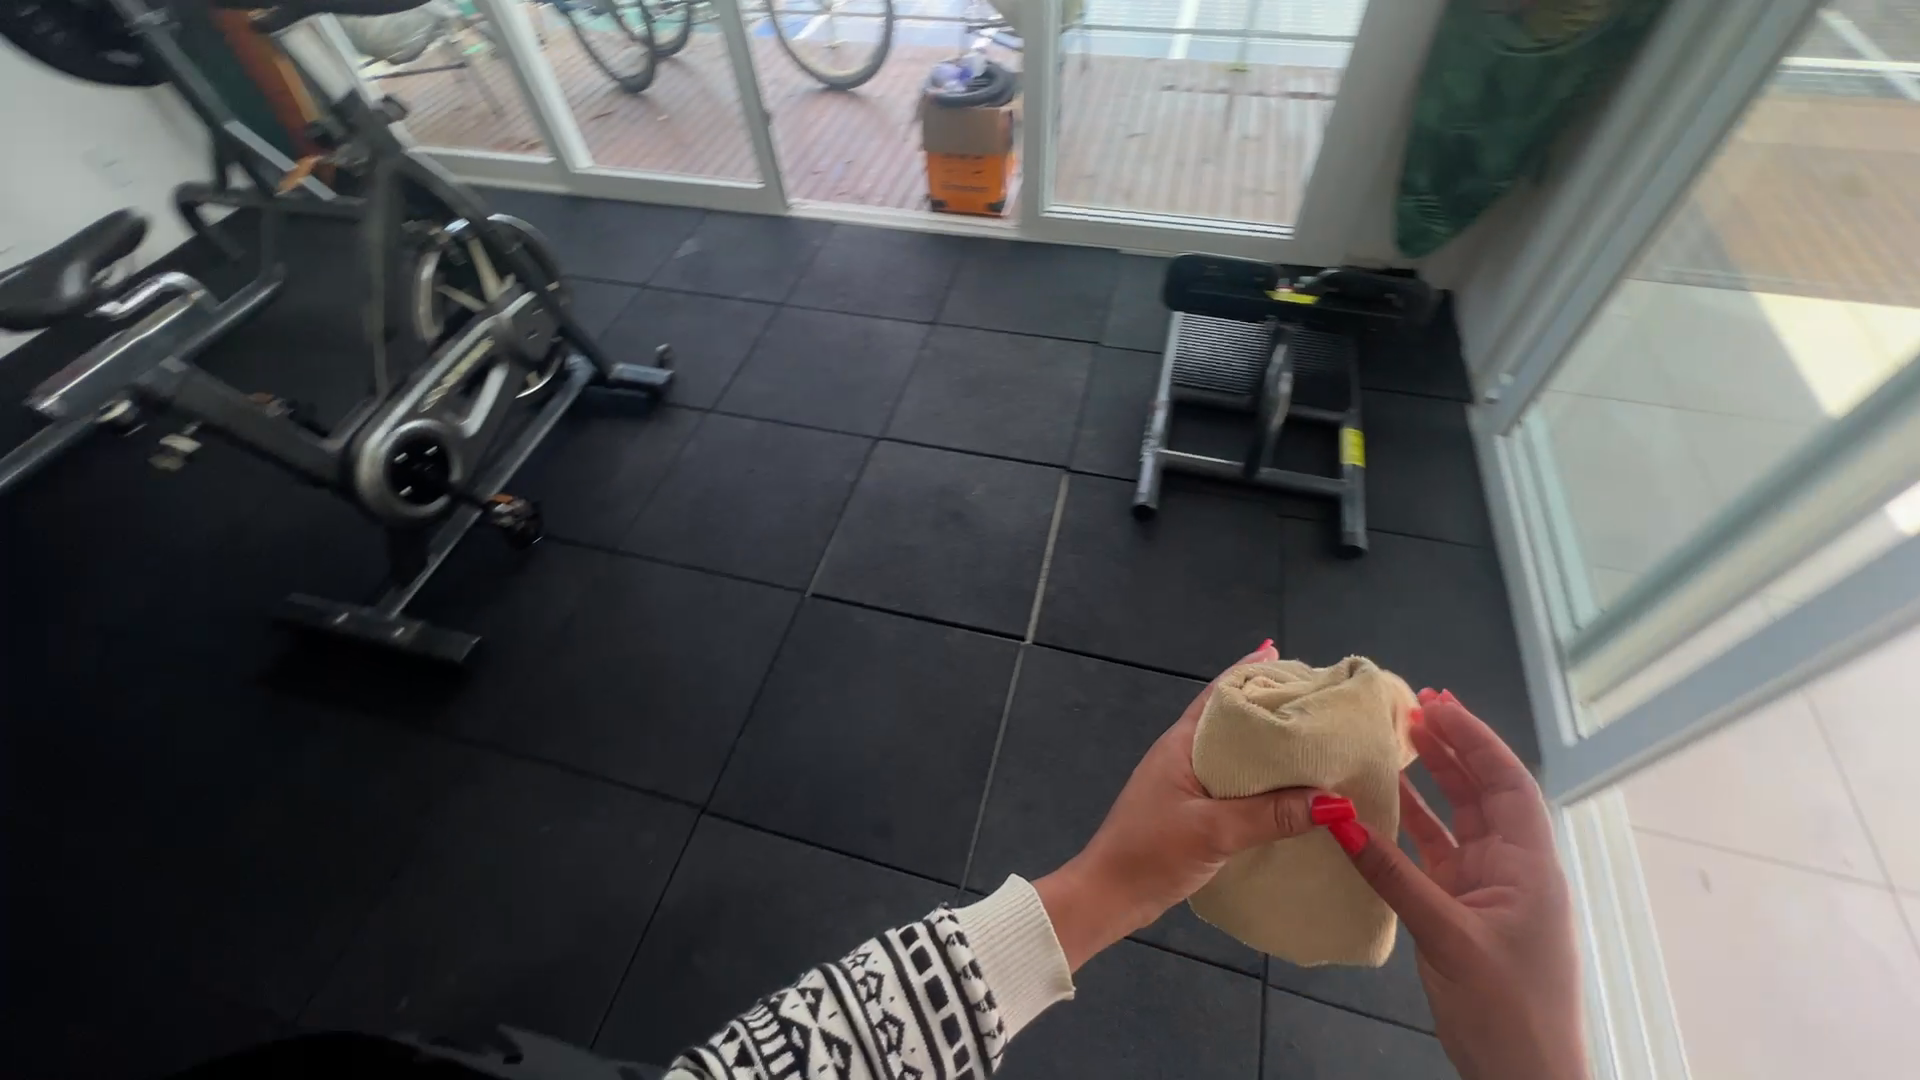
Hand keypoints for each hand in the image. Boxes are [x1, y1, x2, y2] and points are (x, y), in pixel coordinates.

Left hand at [1033, 642, 1345, 970]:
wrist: (1110, 894)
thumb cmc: (1152, 852)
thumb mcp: (1215, 831)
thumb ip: (1272, 815)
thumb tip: (1336, 800)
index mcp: (1181, 743)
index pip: (1219, 694)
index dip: (1249, 672)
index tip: (1283, 654)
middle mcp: (1183, 753)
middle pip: (1230, 719)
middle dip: (1266, 704)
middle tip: (1313, 698)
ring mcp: (1185, 780)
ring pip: (1234, 752)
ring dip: (1266, 744)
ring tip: (1311, 740)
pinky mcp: (1191, 807)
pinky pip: (1233, 781)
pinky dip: (1260, 778)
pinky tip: (1289, 790)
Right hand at [1333, 689, 1586, 1079]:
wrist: (1524, 1078)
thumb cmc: (1506, 1005)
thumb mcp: (1447, 935)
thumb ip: (1389, 872)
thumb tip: (1335, 815)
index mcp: (1529, 866)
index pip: (1507, 784)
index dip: (1474, 740)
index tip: (1437, 704)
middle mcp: (1510, 866)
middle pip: (1482, 791)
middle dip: (1453, 747)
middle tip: (1411, 706)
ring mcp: (1483, 886)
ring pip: (1456, 816)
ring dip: (1431, 777)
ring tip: (1397, 736)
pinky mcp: (1457, 904)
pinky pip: (1432, 848)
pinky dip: (1409, 820)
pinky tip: (1382, 798)